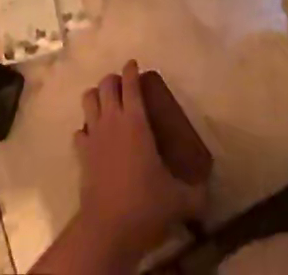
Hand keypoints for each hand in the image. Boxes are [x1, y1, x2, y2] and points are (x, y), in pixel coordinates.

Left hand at [73, 62, 202, 260]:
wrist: (110, 224)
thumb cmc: (147, 204)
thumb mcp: (182, 200)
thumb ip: (197, 191)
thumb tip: (207, 190)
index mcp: (135, 123)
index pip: (130, 86)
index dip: (131, 71)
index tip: (133, 63)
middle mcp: (110, 120)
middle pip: (105, 85)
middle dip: (113, 79)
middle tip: (123, 84)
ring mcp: (92, 133)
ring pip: (88, 99)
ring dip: (96, 95)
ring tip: (106, 101)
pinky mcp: (80, 150)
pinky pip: (80, 129)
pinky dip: (87, 127)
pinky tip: (94, 136)